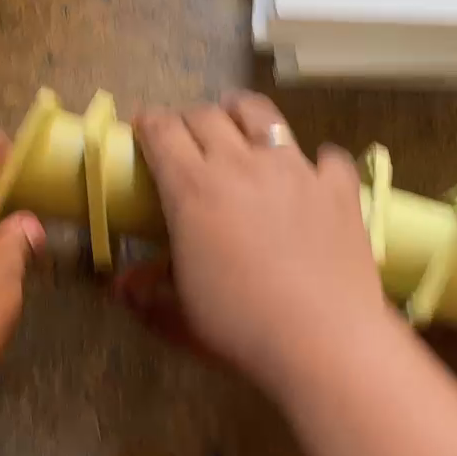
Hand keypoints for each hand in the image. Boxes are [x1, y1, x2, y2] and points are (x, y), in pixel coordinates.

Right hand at [133, 93, 391, 393]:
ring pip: (261, 115)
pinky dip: (317, 160)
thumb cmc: (241, 329)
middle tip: (186, 137)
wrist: (326, 343)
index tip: (143, 128)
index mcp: (193, 188)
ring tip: (239, 124)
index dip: (148, 123)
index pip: (162, 132)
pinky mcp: (336, 187)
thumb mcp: (180, 317)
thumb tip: (120, 286)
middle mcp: (240, 164)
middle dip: (188, 118)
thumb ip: (146, 296)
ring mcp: (293, 169)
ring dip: (242, 113)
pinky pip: (327, 156)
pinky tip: (314, 173)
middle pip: (206, 115)